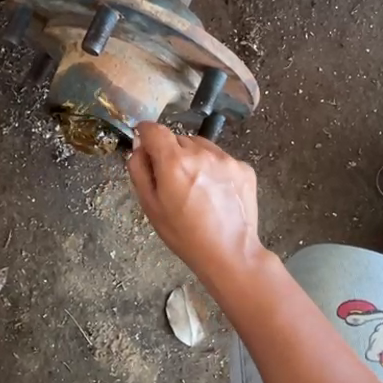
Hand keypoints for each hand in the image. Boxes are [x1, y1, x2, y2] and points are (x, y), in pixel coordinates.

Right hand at [127, 123, 267, 287]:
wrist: (230, 253)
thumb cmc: (184, 234)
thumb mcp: (150, 206)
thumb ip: (139, 170)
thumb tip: (138, 147)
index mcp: (174, 162)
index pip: (154, 129)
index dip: (145, 134)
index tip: (145, 144)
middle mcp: (201, 153)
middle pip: (177, 139)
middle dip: (170, 153)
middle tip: (173, 180)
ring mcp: (226, 159)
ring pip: (200, 146)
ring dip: (193, 158)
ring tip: (196, 187)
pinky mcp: (244, 167)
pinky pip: (221, 158)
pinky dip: (214, 168)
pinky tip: (215, 192)